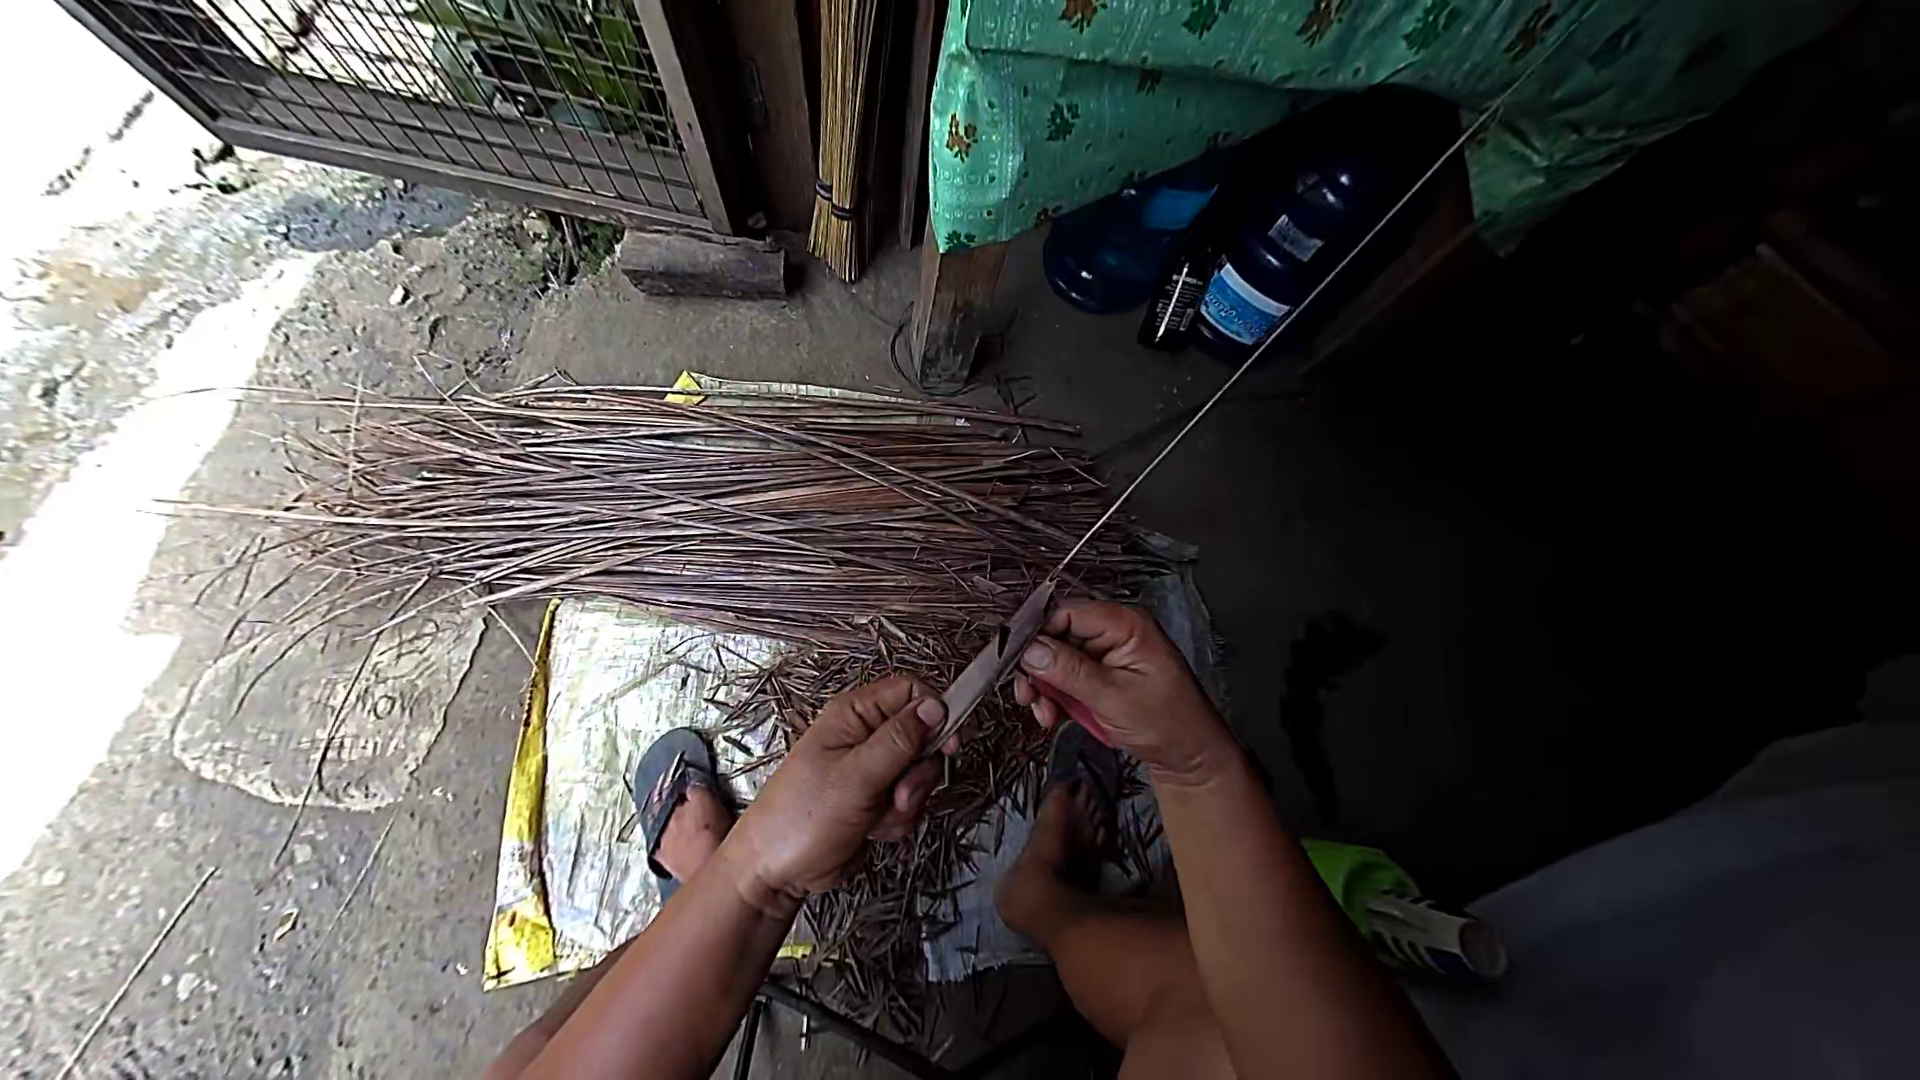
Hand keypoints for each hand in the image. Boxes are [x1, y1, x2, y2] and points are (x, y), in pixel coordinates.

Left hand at [723, 675, 945, 910]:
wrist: (775, 874)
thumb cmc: (802, 818)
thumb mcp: (855, 776)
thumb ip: (899, 740)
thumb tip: (936, 706)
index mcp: (854, 714)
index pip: (910, 691)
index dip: (934, 711)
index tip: (948, 741)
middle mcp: (865, 735)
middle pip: (922, 734)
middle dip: (920, 769)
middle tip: (902, 791)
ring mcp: (872, 767)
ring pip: (919, 771)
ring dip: (909, 799)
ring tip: (880, 814)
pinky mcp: (877, 797)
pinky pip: (909, 799)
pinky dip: (899, 818)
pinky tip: (873, 828)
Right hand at [1013, 599, 1232, 781]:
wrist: (1190, 758)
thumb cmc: (1168, 723)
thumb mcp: (1115, 697)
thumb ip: (1070, 671)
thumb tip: (1031, 649)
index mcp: (1124, 624)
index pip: (1066, 612)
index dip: (1036, 633)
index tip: (1015, 658)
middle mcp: (1111, 633)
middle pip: (1055, 635)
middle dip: (1037, 666)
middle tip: (1026, 694)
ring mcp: (1103, 655)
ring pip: (1054, 658)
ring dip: (1042, 686)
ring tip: (1041, 712)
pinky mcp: (1096, 676)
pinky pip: (1063, 678)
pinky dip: (1052, 697)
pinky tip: (1051, 716)